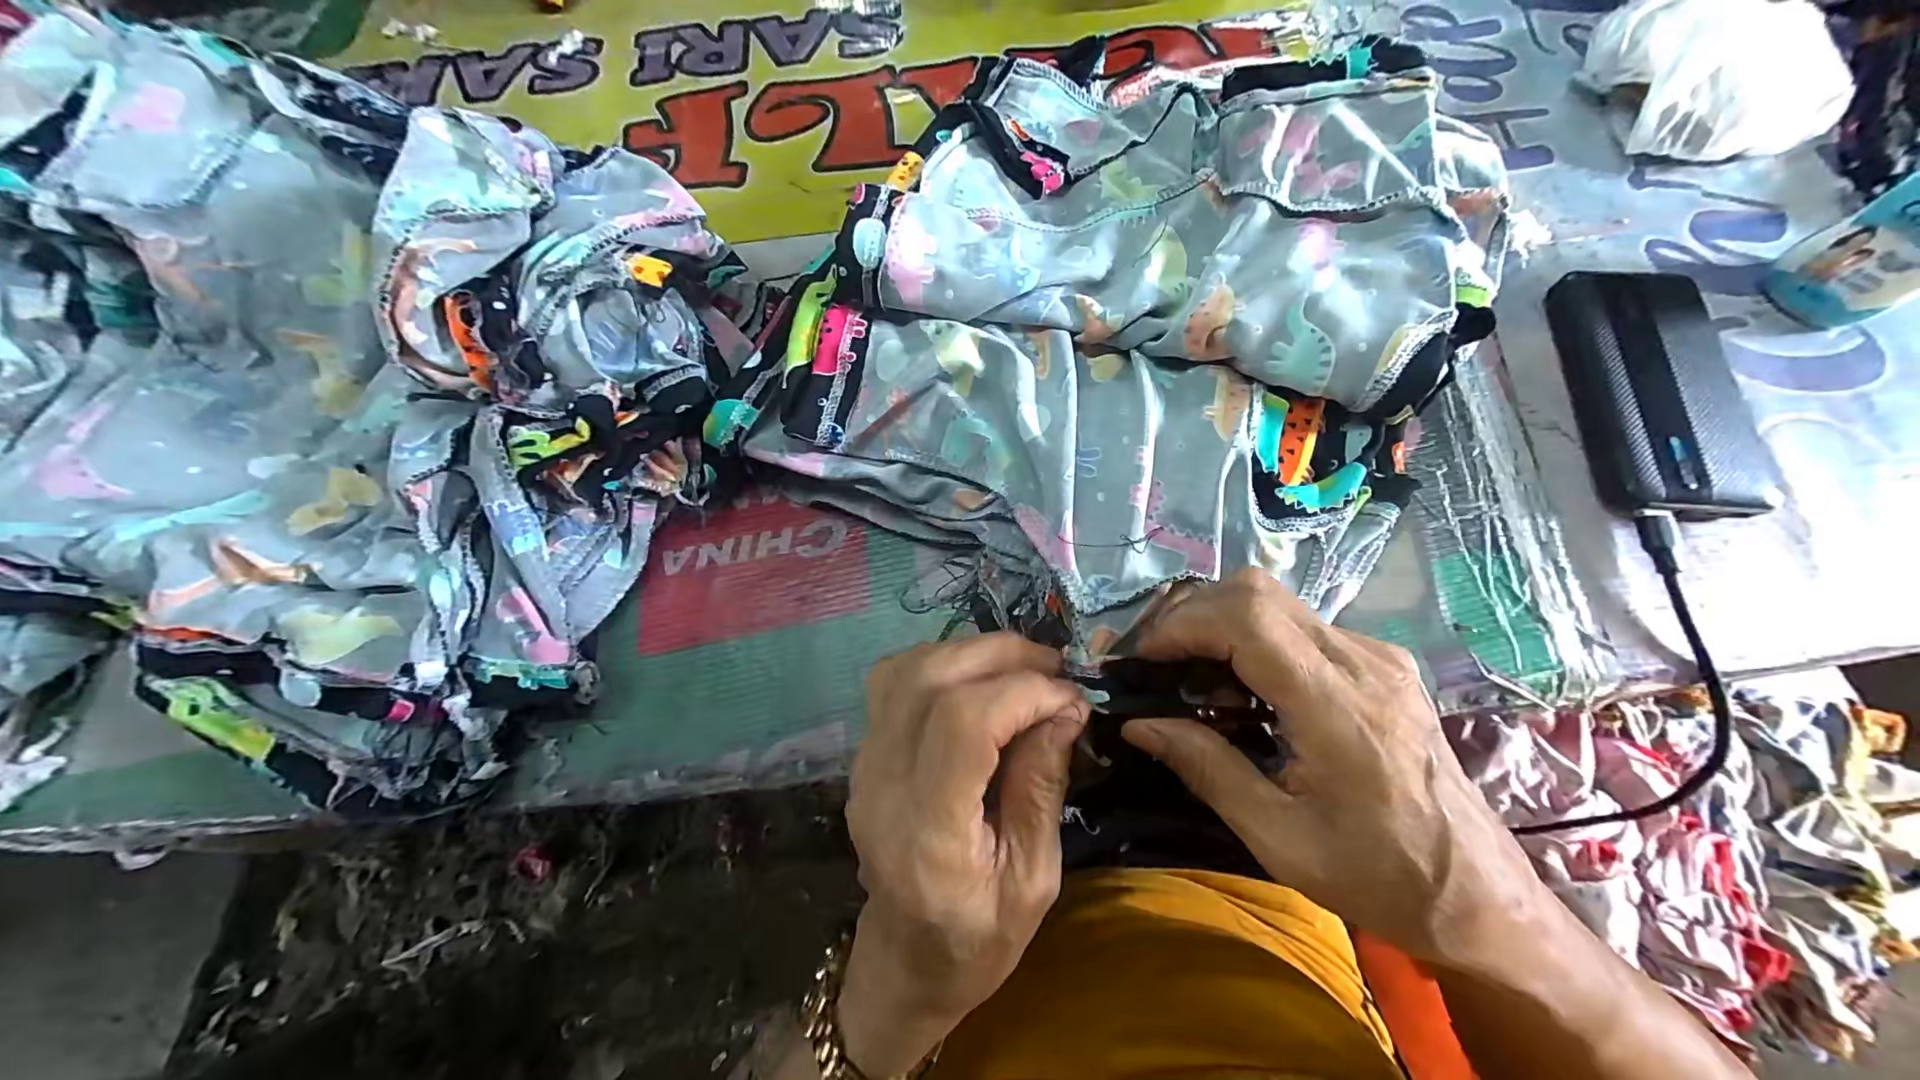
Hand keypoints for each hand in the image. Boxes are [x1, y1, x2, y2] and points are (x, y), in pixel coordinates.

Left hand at [839, 633, 1089, 1075]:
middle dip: (1000, 656)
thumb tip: (1066, 706)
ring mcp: (864, 765)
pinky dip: (942, 663)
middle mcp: (883, 784)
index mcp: (928, 832)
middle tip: (1053, 667)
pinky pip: (895, 682)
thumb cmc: (977, 940)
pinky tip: (979, 680)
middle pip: (929, 679)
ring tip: (1022, 667)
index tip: (1071, 699)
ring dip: (970, 651)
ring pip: (906, 668)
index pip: (963, 723)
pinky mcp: (864, 754)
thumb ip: (1043, 787)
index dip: (1023, 692)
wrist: (903, 961)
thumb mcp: (1033, 881)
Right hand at [1118, 570, 1554, 969]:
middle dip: (1191, 614)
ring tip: (1186, 666)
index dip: (1183, 625)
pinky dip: (1250, 634)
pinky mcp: (1382, 663)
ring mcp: (1377, 657)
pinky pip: (1300, 623)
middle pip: (1257, 592)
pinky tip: (1237, 679)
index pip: (1247, 620)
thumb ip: (1205, 767)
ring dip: (1218, 619)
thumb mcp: (1277, 836)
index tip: (1143, 659)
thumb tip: (1137, 724)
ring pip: (1276, 600)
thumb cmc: (1378, 875)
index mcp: (1337, 708)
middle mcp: (1362, 662)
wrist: (1482, 897)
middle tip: (1156, 659)